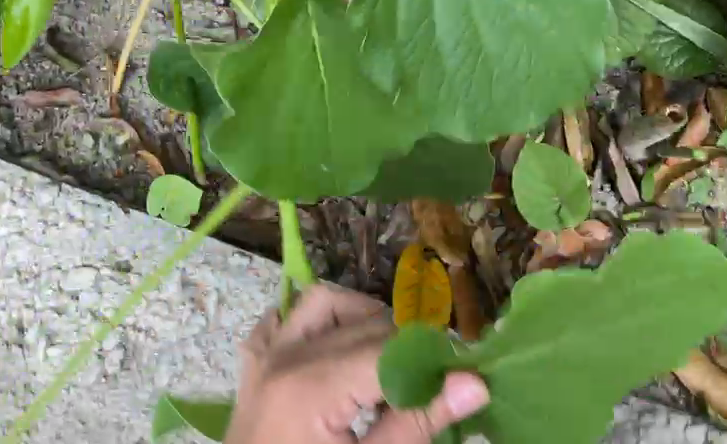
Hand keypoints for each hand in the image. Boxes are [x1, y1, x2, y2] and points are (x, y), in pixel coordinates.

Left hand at [225, 286, 488, 443]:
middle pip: (363, 325)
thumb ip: (417, 423)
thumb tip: (474, 383)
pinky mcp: (252, 370)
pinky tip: (335, 349)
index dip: (431, 358)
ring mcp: (264, 359)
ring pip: (323, 303)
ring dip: (361, 319)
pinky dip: (312, 323)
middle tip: (433, 378)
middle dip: (405, 345)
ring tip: (387, 360)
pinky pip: (282, 321)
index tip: (462, 373)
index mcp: (312, 388)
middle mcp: (286, 358)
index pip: (388, 350)